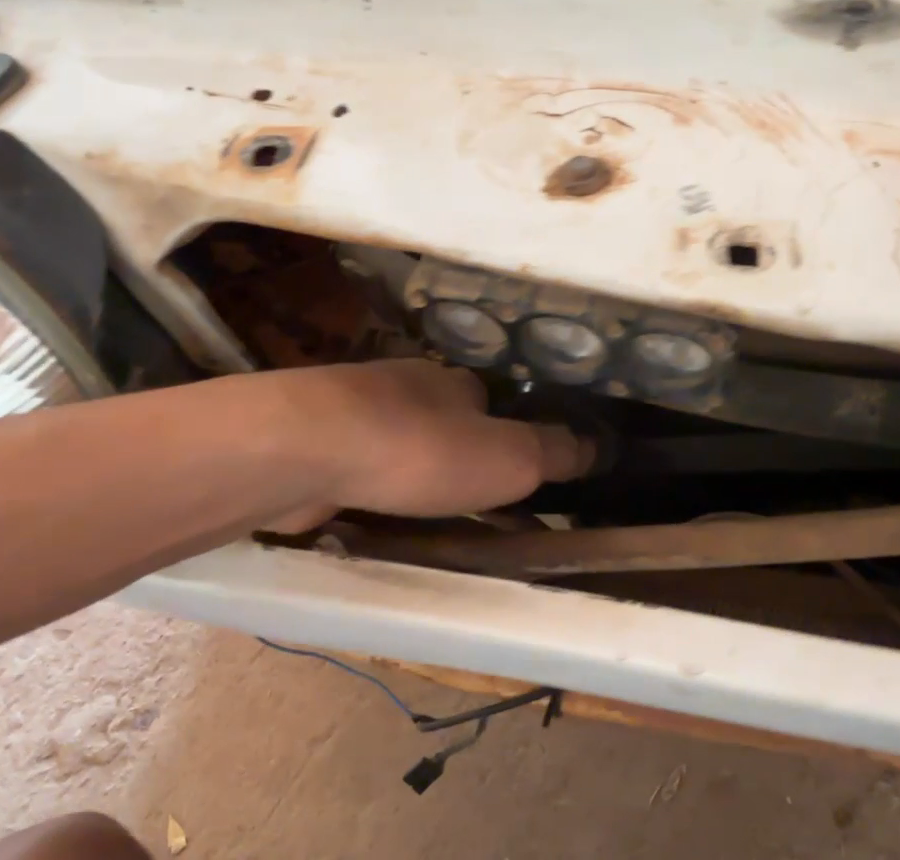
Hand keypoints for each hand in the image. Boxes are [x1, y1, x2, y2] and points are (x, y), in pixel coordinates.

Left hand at [246, 360, 592, 531]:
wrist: (304, 451)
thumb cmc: (419, 451)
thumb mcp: (509, 458)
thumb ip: (553, 452)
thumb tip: (595, 444)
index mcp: (457, 382)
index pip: (495, 404)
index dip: (511, 437)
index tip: (518, 476)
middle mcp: (406, 386)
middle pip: (444, 421)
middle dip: (457, 458)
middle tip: (471, 506)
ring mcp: (353, 412)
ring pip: (397, 444)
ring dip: (411, 474)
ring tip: (423, 517)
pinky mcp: (313, 443)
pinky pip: (356, 465)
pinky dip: (370, 487)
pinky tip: (370, 514)